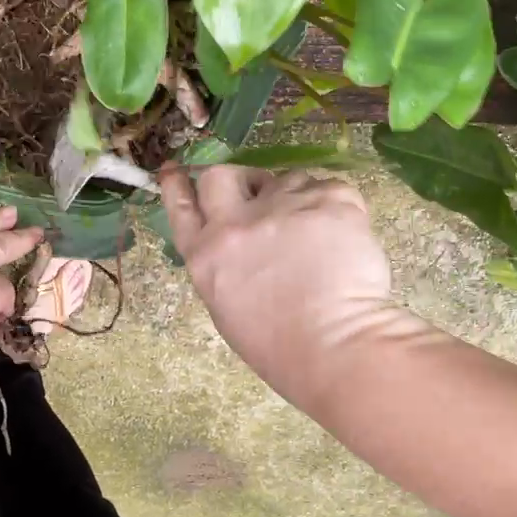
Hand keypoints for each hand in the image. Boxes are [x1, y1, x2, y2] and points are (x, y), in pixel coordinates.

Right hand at [160, 164, 402, 402]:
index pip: (180, 205)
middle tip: (258, 196)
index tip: (176, 171)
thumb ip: (222, 262)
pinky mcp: (327, 199)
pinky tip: (340, 236)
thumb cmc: (276, 344)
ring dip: (292, 196)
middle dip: (237, 180)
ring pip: (282, 177)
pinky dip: (331, 204)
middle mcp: (235, 224)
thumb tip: (237, 238)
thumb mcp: (225, 304)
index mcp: (204, 254)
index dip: (178, 184)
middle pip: (220, 175)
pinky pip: (325, 185)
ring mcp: (281, 207)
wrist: (334, 346)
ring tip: (313, 232)